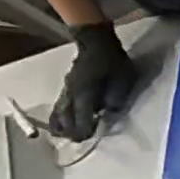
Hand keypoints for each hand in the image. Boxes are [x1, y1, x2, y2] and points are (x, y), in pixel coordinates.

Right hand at [50, 23, 136, 140]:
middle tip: (84, 137)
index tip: (92, 136)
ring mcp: (65, 92)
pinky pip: (58, 109)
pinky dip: (61, 120)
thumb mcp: (123, 79)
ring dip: (64, 128)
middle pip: (63, 122)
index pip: (79, 121)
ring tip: (75, 132)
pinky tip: (70, 123)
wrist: (95, 42)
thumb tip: (108, 114)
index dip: (84, 132)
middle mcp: (70, 96)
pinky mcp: (66, 90)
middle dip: (72, 133)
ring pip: (56, 117)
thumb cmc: (111, 61)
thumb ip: (116, 99)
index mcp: (84, 95)